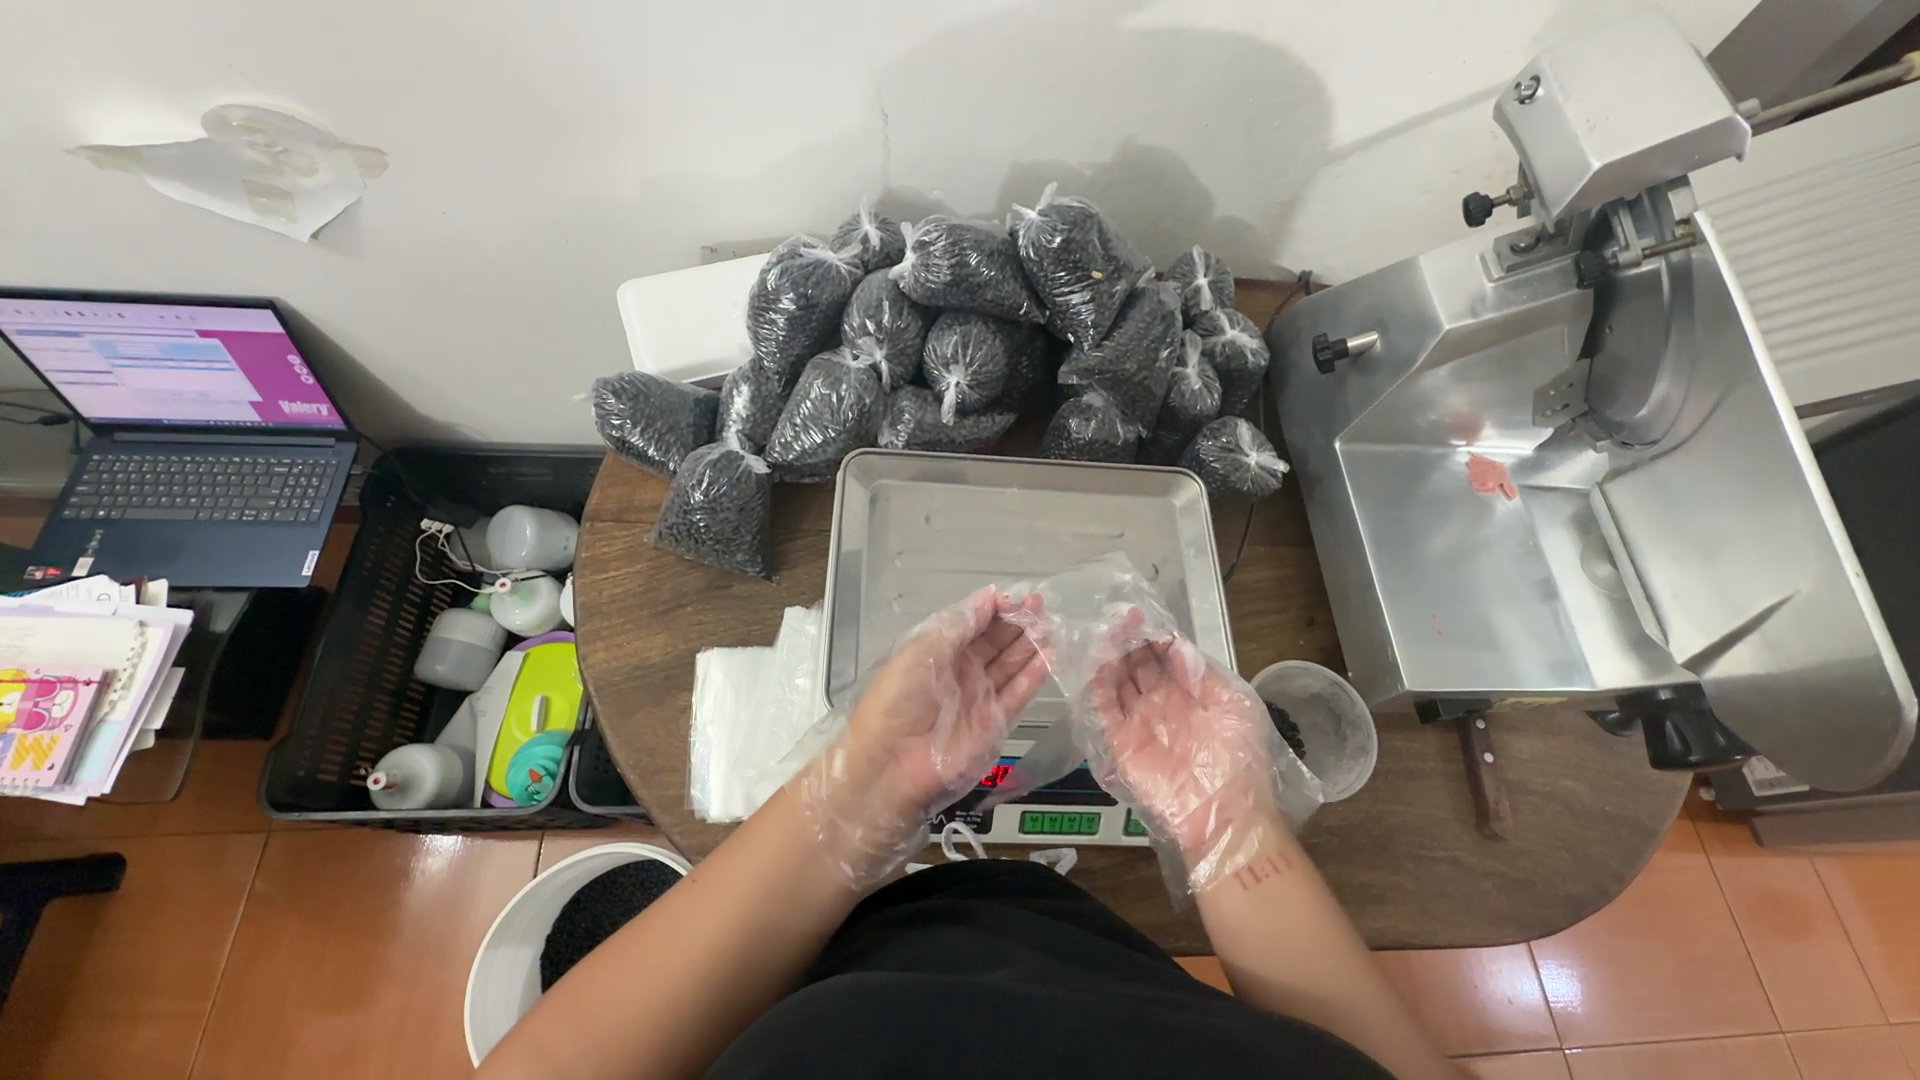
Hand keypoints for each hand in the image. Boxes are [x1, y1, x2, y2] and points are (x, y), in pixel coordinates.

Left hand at [796, 586, 1048, 888]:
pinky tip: (1050, 656)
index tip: (1019, 595)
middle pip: (995, 641)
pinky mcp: (995, 723)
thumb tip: (989, 596)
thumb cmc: (896, 702)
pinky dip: (1034, 675)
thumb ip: (958, 625)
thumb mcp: (921, 653)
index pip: (973, 623)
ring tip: (1052, 625)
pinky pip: (1018, 693)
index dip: (995, 608)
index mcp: (937, 651)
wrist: (890, 767)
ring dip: (1030, 644)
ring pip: (1011, 664)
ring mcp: (979, 697)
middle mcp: (960, 671)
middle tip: (1042, 605)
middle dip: (1018, 622)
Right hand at [1082, 633, 1290, 888]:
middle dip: (1126, 641)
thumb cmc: (1238, 759)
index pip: (1163, 656)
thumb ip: (1202, 673)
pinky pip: (1102, 710)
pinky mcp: (1120, 742)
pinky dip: (1096, 687)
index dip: (1150, 635)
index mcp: (1189, 693)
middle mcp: (1160, 703)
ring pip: (1116, 682)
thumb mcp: (1234, 705)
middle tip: (1115, 620)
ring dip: (1109, 658)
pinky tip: (1095, 665)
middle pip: (1136, 664)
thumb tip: (1173, 643)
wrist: (1226, 816)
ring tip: (1102, 635)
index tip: (1138, 616)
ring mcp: (1138, 722)